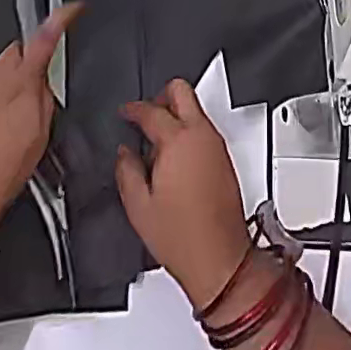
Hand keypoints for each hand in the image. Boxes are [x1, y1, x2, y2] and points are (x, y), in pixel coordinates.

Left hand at [0, 2, 80, 237]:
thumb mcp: (39, 134)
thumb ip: (45, 97)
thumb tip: (44, 80)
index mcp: (15, 83)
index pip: (42, 39)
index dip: (60, 20)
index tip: (71, 9)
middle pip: (16, 52)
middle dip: (32, 59)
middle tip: (45, 87)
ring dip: (11, 85)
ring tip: (19, 123)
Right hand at [113, 79, 252, 308]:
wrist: (219, 259)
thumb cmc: (184, 237)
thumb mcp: (138, 205)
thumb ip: (126, 170)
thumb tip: (125, 154)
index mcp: (178, 141)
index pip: (151, 110)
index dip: (133, 109)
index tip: (126, 113)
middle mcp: (201, 135)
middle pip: (181, 90)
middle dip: (160, 96)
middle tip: (145, 115)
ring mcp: (216, 145)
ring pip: (195, 108)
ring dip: (175, 115)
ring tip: (156, 144)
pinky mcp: (225, 157)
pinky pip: (204, 129)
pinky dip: (188, 132)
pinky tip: (173, 159)